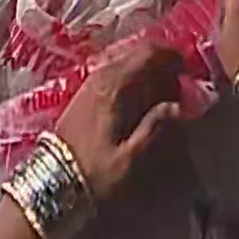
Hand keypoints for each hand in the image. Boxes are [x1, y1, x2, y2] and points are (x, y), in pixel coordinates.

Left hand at [51, 41, 183, 200]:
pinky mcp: (88, 91)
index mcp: (114, 84)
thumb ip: (155, 128)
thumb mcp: (128, 159)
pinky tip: (144, 101)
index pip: (148, 51)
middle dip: (164, 65)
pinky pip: (120, 72)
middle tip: (181, 89)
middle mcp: (102, 73)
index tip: (190, 69)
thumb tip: (181, 105)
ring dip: (151, 73)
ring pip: (130, 62)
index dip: (173, 54)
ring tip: (166, 97)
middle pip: (140, 53)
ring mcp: (93, 81)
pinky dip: (137, 79)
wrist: (48, 186)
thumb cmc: (92, 173)